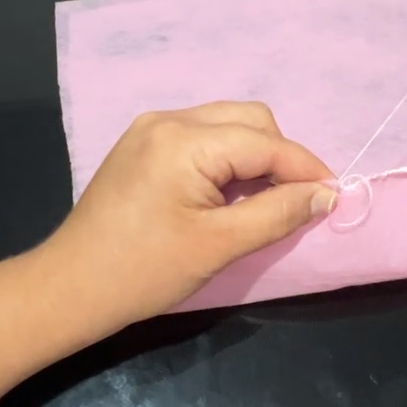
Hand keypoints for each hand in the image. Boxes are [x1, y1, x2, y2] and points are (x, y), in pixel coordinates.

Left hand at [42, 102, 336, 327]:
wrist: (70, 287)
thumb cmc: (144, 271)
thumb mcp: (220, 245)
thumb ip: (278, 213)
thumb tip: (327, 194)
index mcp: (184, 140)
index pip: (265, 142)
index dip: (306, 168)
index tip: (335, 196)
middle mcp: (168, 119)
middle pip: (249, 120)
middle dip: (281, 157)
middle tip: (297, 201)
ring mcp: (151, 128)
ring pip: (228, 123)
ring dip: (256, 155)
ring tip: (266, 199)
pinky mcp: (143, 144)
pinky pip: (203, 135)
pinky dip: (228, 158)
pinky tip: (231, 192)